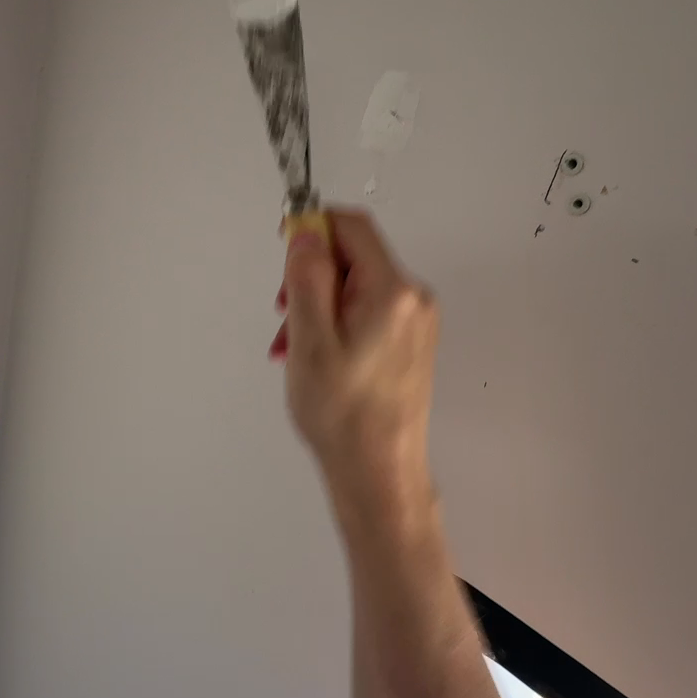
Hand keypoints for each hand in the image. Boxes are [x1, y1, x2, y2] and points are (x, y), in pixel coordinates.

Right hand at [270, 209, 439, 524]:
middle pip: (352, 258)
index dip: (313, 226)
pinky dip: (332, 323)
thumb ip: (307, 279)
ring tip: (291, 347)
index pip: (352, 227)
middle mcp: (412, 300)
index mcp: (392, 292)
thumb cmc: (343, 415)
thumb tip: (306, 231)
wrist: (378, 471)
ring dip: (315, 305)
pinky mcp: (408, 343)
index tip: (283, 243)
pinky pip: (364, 312)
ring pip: (354, 288)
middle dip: (309, 276)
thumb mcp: (311, 341)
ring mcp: (413, 323)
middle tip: (282, 314)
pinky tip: (311, 356)